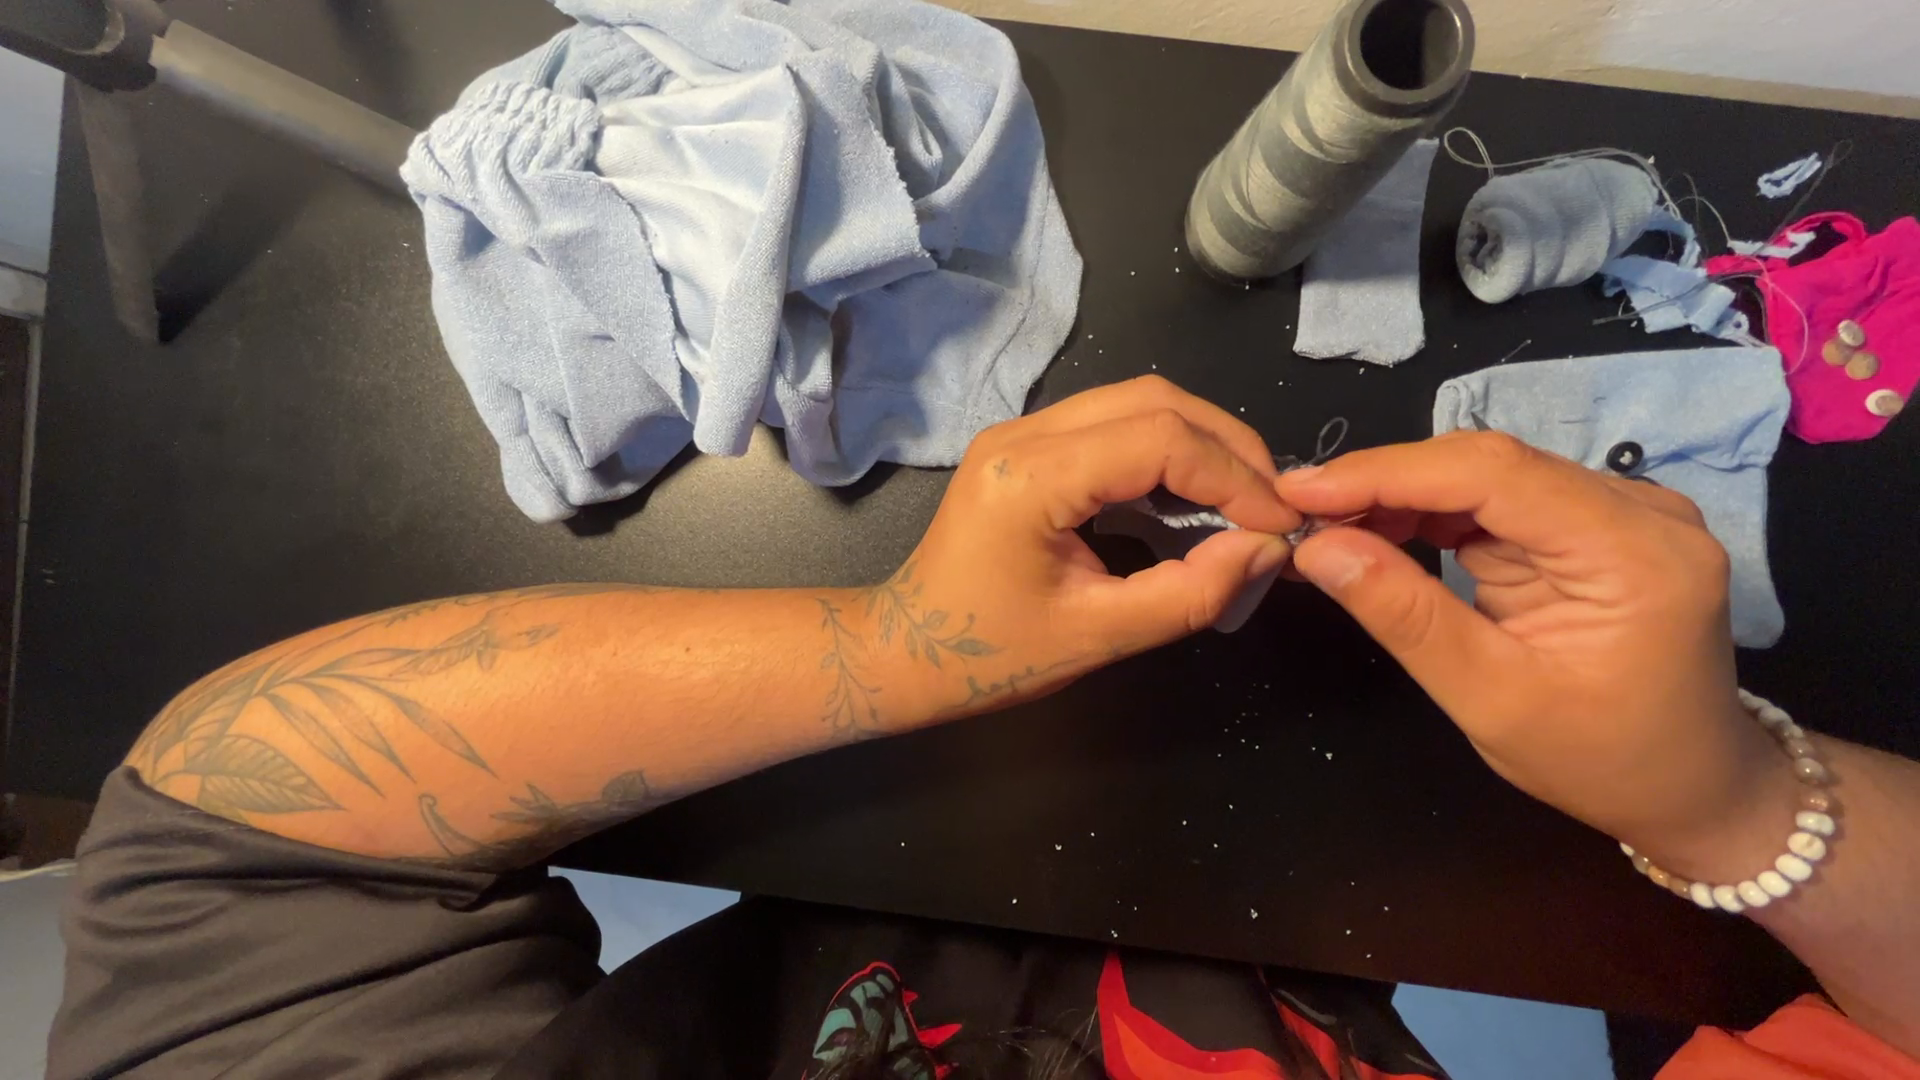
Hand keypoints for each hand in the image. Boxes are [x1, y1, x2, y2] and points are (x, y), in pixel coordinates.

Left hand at [893, 376, 1299, 719]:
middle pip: (1151, 399)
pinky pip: (1107, 424)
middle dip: (1226, 445)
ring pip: (1131, 401)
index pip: (1160, 440)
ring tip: (1242, 494)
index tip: (1278, 525)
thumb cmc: (989, 653)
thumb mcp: (1097, 636)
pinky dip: (1161, 448)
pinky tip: (1188, 491)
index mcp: (1031, 478)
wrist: (907, 648)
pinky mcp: (1021, 447)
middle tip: (1270, 501)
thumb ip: (1189, 593)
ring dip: (1197, 440)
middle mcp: (1022, 435)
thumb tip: (1265, 550)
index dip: (1234, 477)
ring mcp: (1017, 434)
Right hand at [1277, 432, 1794, 876]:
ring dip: (1393, 495)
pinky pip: (1486, 500)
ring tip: (1322, 525)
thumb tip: (1315, 548)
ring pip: (1478, 475)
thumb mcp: (1485, 697)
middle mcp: (1635, 511)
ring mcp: (1613, 512)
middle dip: (1380, 481)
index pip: (1490, 476)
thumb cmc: (1597, 758)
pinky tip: (1373, 531)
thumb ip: (1402, 614)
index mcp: (1633, 553)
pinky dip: (1420, 513)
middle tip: (1295, 510)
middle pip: (1484, 464)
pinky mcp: (1584, 525)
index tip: (1298, 492)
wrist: (1690, 788)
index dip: (1385, 474)